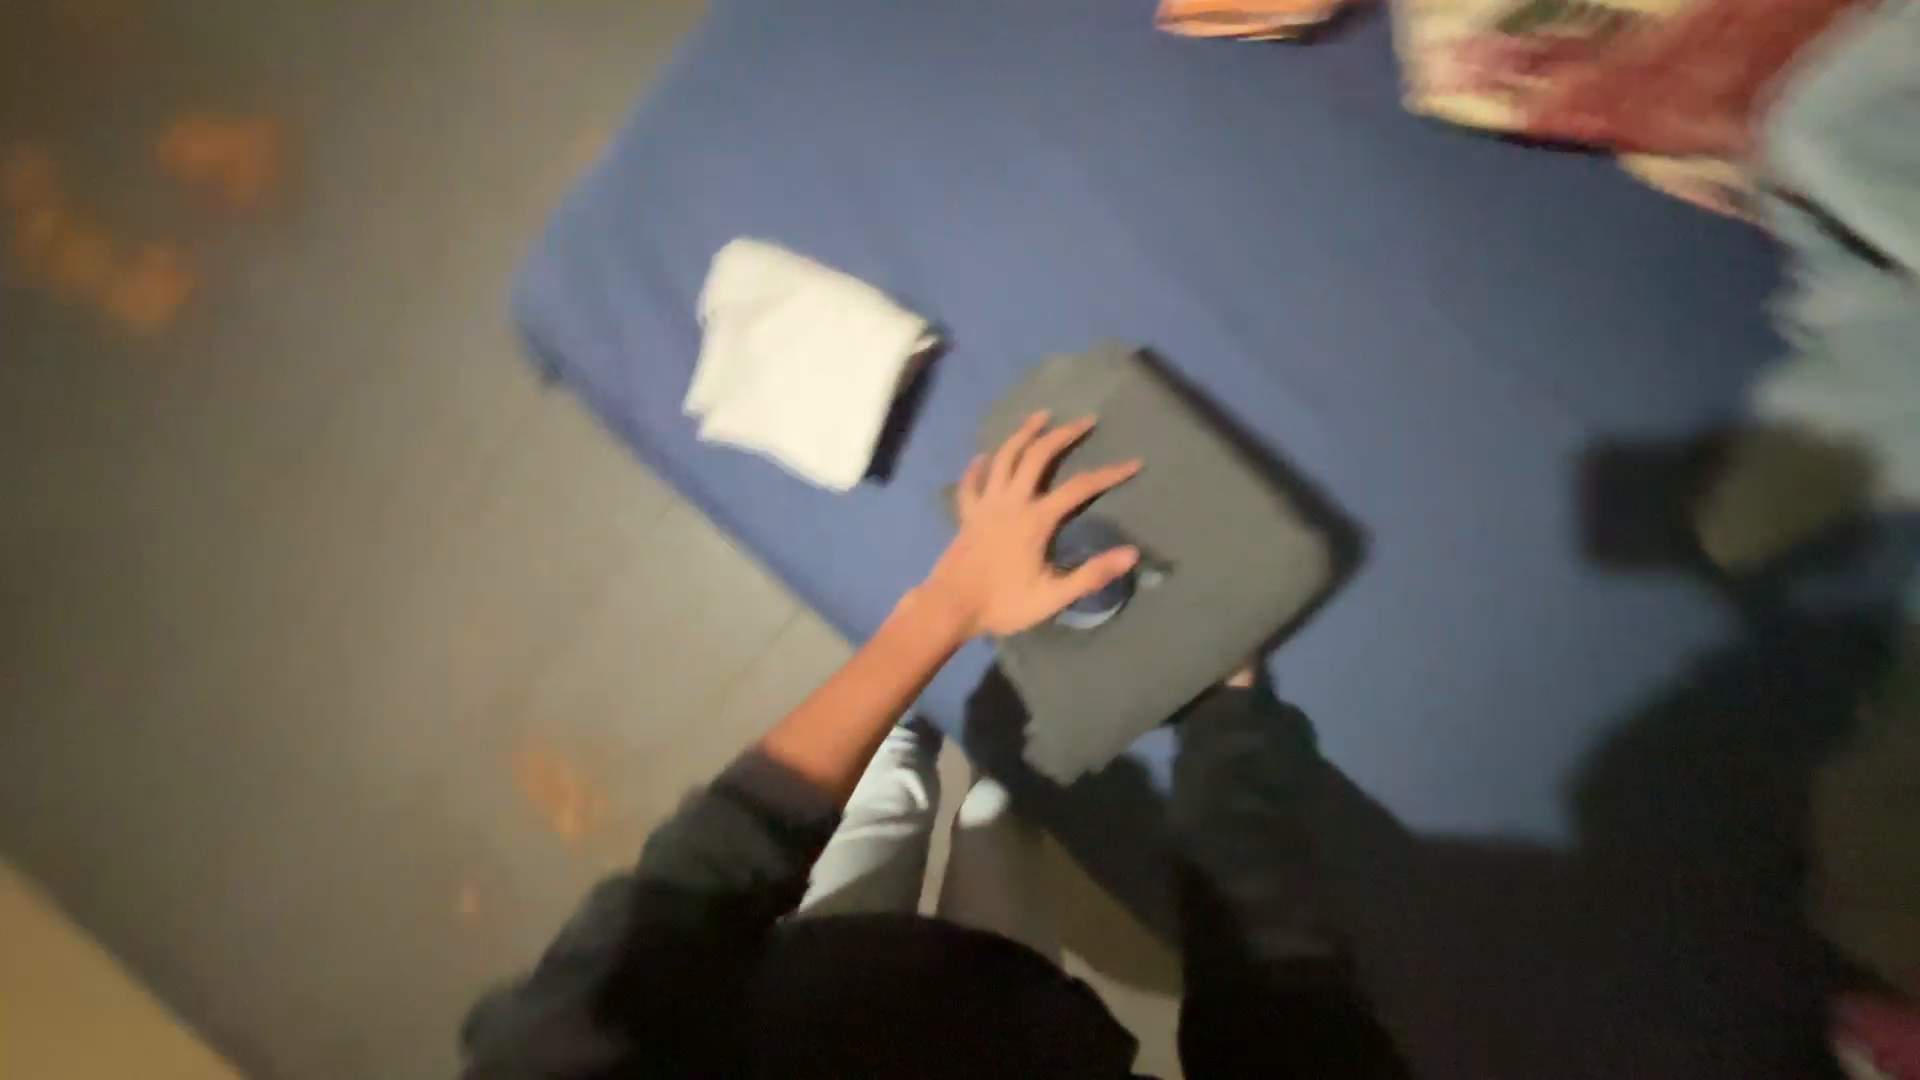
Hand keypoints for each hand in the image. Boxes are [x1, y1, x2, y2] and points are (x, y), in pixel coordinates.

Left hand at [921, 412, 1142, 638]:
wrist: (950, 607)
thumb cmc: (1003, 604)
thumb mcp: (1053, 596)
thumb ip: (1091, 574)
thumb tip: (1131, 554)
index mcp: (1035, 519)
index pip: (1080, 487)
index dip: (1109, 473)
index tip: (1134, 463)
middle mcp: (1010, 501)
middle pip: (1038, 456)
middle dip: (1064, 434)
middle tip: (1086, 420)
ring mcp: (985, 504)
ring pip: (1004, 457)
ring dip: (1023, 433)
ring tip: (1041, 416)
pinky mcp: (966, 514)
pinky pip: (971, 482)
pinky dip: (979, 466)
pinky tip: (984, 457)